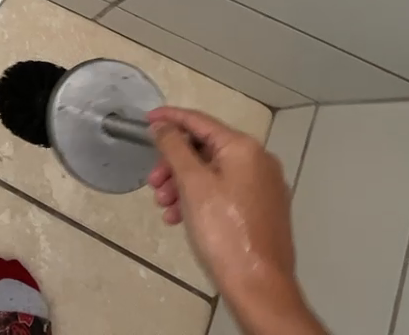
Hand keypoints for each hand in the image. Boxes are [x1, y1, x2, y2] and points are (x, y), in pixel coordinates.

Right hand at [147, 107, 322, 334]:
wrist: (260, 289)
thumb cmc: (223, 230)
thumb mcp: (192, 183)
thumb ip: (173, 147)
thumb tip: (163, 125)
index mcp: (245, 149)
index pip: (199, 121)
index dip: (169, 118)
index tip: (145, 120)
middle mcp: (259, 162)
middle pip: (205, 149)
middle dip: (173, 163)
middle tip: (153, 182)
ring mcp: (264, 188)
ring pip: (212, 173)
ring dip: (182, 183)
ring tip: (163, 206)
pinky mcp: (263, 211)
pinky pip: (224, 191)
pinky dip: (200, 198)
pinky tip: (180, 217)